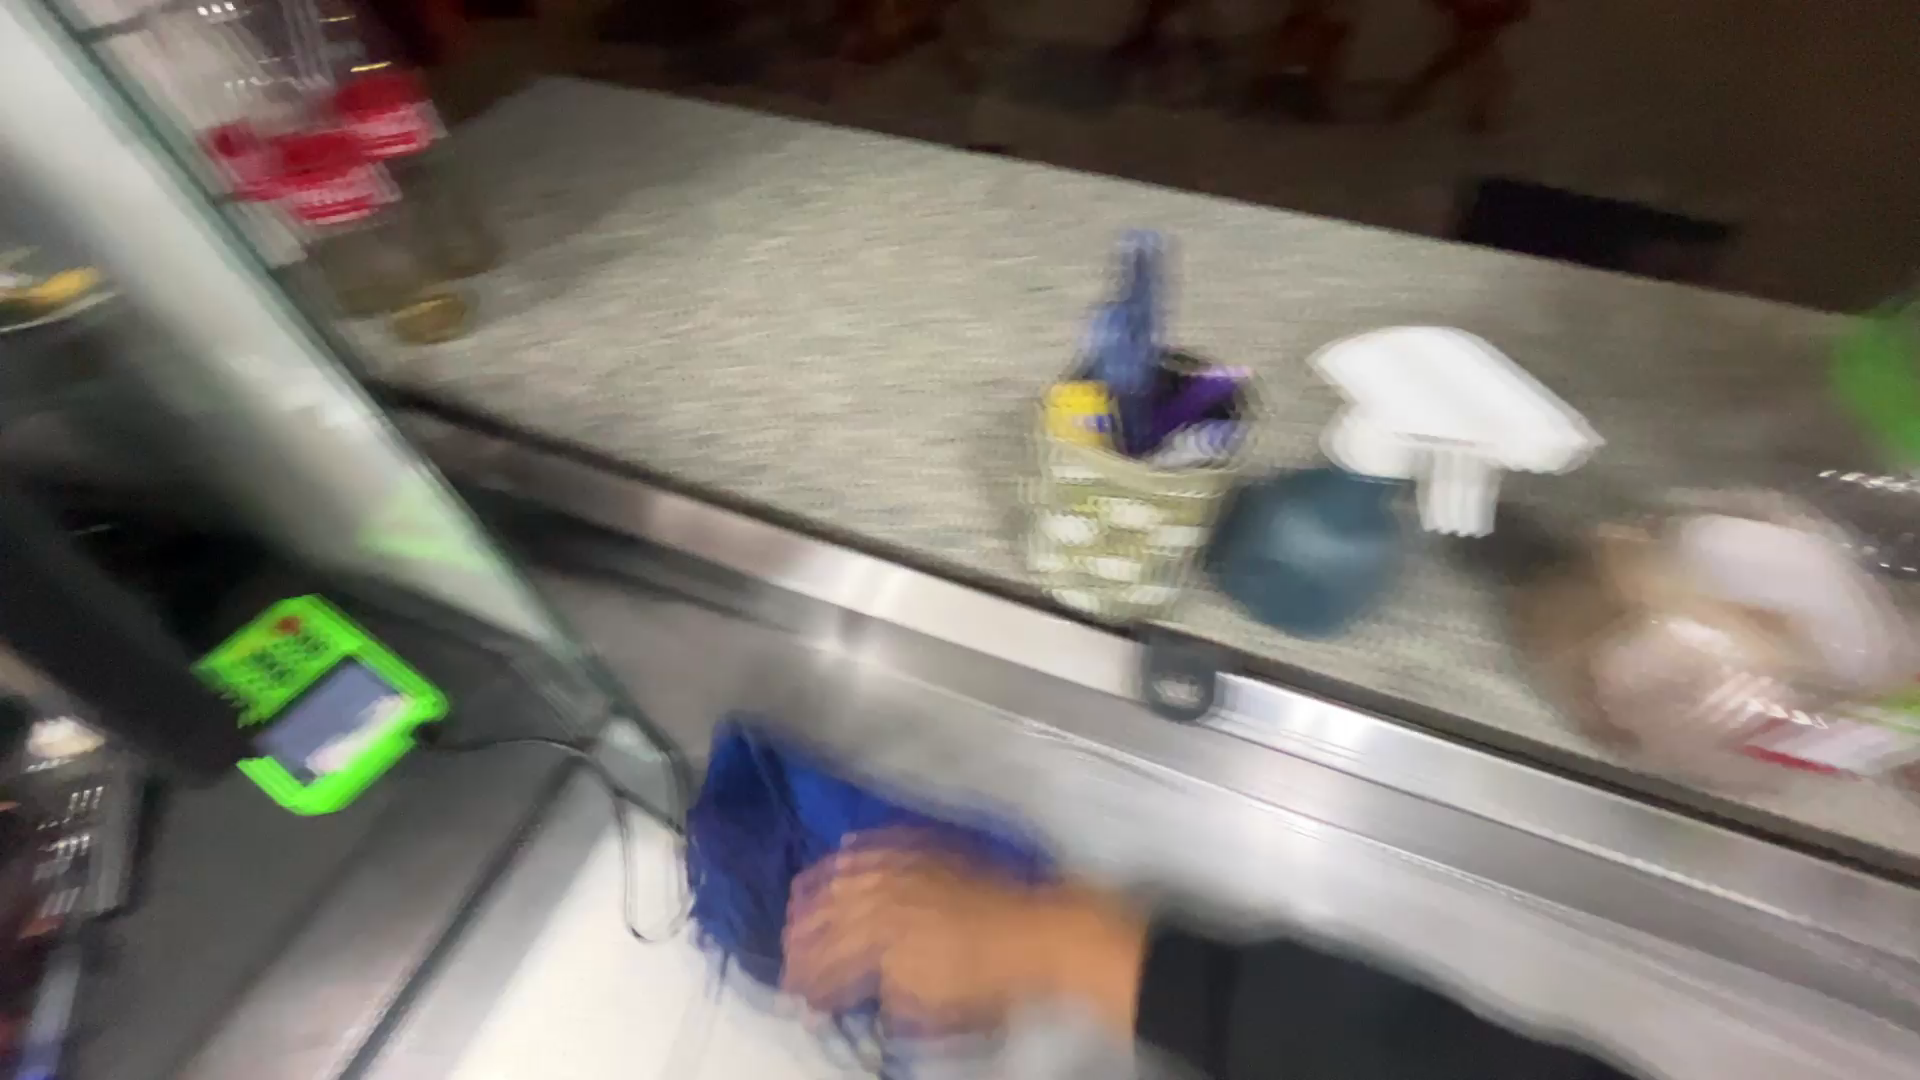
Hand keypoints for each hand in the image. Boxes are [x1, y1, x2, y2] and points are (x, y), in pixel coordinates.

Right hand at [781, 832, 1146, 1035]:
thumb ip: (886, 996)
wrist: (1034, 934)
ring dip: (825, 881)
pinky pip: (892, 842)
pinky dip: (867, 844)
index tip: (791, 983)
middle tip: (783, 934)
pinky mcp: (934, 853)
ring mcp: (914, 872)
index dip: (810, 972)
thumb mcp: (930, 1010)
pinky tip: (849, 843)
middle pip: (838, 911)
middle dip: (806, 925)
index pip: (835, 959)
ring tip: (800, 887)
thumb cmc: (985, 983)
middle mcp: (893, 902)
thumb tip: (858, 991)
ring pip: (858, 873)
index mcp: (888, 946)